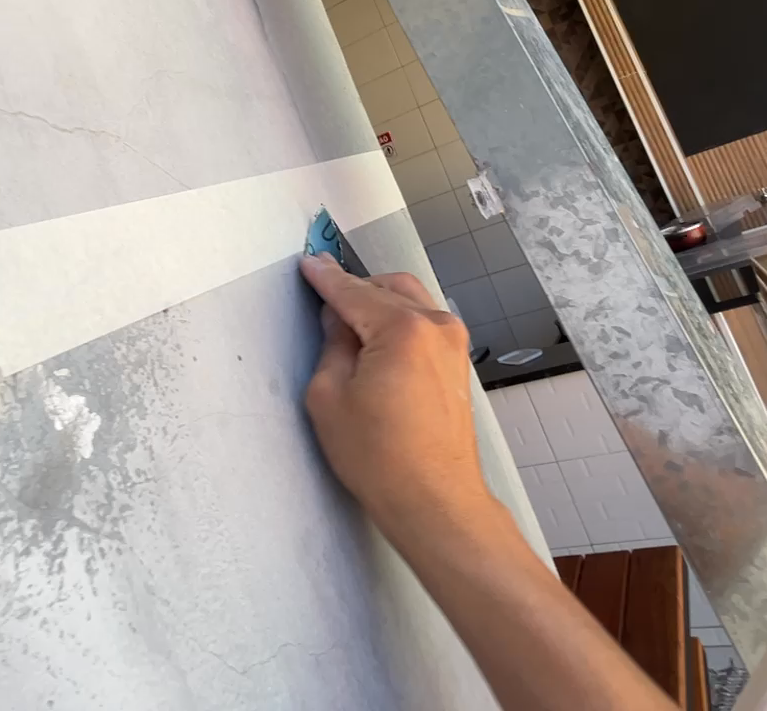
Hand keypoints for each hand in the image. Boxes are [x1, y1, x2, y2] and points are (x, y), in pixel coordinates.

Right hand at [298, 253, 493, 541]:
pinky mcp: (458, 363)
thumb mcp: (329, 397)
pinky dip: (399, 321)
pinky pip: (424, 323)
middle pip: (387, 287)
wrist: (436, 503)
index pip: (353, 292)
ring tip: (351, 327)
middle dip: (356, 289)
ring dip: (379, 303)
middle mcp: (435, 325)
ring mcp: (453, 343)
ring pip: (410, 301)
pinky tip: (379, 344)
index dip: (326, 278)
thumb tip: (339, 319)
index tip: (309, 263)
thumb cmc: (377, 455)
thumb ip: (332, 345)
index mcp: (402, 329)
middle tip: (326, 303)